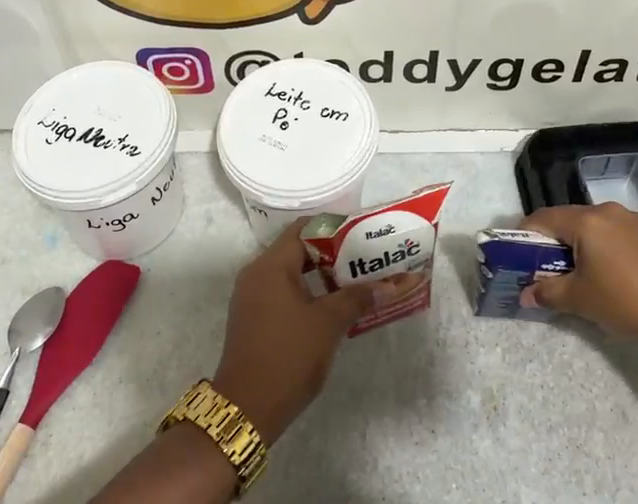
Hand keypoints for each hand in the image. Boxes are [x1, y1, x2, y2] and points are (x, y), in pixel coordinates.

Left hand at [212, 218, 416, 441]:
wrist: (247, 407)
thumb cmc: (288, 356)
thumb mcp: (328, 324)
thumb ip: (357, 298)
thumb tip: (390, 284)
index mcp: (270, 266)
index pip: (303, 229)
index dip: (334, 229)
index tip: (362, 235)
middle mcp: (256, 274)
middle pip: (297, 249)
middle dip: (332, 254)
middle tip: (365, 259)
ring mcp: (252, 298)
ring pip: (291, 273)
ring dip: (321, 275)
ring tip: (355, 282)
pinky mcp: (253, 319)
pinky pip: (283, 293)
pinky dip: (307, 293)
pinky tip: (332, 307)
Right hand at [520, 203, 637, 349]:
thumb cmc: (627, 302)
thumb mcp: (580, 300)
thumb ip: (547, 292)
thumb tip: (525, 294)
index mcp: (586, 220)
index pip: (543, 218)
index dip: (525, 235)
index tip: (517, 256)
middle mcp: (609, 211)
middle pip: (568, 220)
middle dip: (552, 243)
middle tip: (545, 271)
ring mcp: (634, 220)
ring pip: (593, 227)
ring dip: (579, 246)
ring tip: (579, 277)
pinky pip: (616, 234)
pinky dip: (603, 249)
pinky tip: (611, 277)